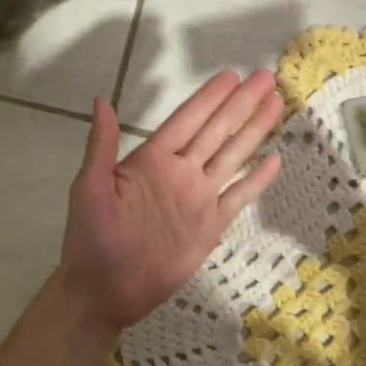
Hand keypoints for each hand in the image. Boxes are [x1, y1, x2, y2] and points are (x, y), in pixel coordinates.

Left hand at [58, 69, 284, 335]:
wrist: (105, 291)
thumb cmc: (91, 238)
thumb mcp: (89, 188)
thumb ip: (101, 146)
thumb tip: (100, 100)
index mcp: (152, 159)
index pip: (187, 119)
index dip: (209, 97)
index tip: (231, 75)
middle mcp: (180, 172)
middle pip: (217, 130)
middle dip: (240, 104)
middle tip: (265, 76)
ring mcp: (198, 198)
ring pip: (232, 156)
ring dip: (254, 130)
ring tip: (276, 103)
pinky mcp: (210, 226)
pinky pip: (238, 197)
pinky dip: (256, 180)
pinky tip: (274, 160)